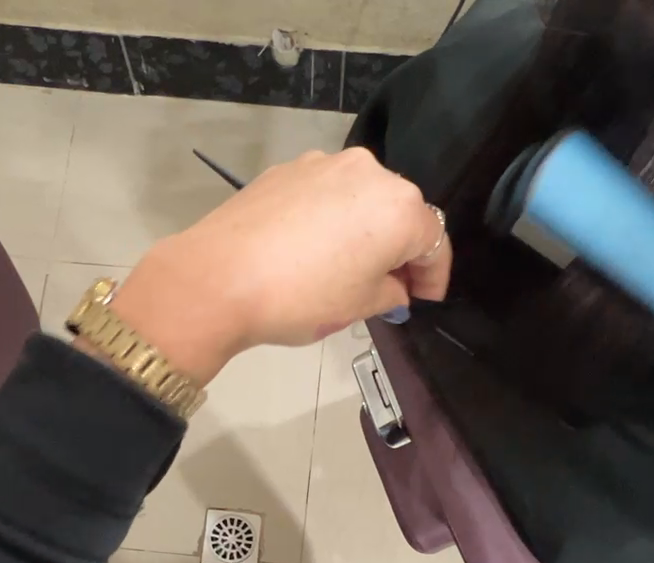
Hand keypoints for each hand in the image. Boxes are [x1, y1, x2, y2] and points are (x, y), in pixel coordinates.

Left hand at [102, 147, 451, 384]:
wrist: (218, 278)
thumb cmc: (301, 298)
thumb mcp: (359, 307)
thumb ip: (391, 293)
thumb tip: (396, 288)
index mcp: (399, 208)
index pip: (434, 241)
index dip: (433, 276)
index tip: (424, 300)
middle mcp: (369, 172)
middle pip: (400, 212)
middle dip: (400, 251)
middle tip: (389, 288)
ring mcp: (324, 165)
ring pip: (361, 199)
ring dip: (365, 232)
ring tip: (348, 270)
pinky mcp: (288, 169)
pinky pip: (326, 196)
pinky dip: (331, 221)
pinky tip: (312, 251)